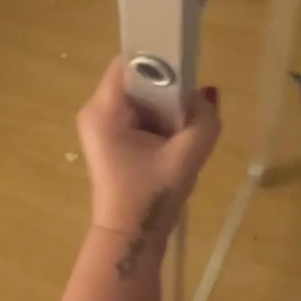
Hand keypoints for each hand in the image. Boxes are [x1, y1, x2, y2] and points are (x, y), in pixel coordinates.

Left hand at [76, 57, 221, 240]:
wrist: (129, 238)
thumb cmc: (151, 199)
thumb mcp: (185, 158)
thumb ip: (202, 121)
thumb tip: (206, 94)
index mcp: (103, 110)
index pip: (128, 64)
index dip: (157, 62)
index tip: (185, 71)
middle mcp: (94, 111)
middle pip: (132, 80)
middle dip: (163, 88)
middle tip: (189, 105)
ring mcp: (98, 125)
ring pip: (136, 97)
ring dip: (161, 106)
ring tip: (181, 126)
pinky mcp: (108, 138)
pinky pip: (133, 114)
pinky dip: (154, 120)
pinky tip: (170, 140)